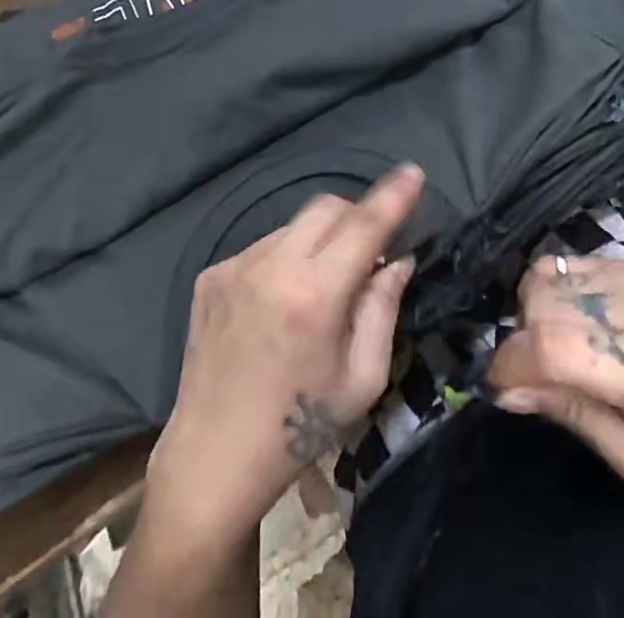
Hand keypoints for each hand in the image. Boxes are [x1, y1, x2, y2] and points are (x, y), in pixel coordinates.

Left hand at [145, 164, 422, 540]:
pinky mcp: (211, 275)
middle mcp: (269, 266)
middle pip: (325, 208)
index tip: (412, 172)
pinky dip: (284, 260)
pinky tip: (280, 305)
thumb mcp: (361, 377)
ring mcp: (234, 266)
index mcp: (313, 296)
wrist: (214, 452)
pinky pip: (262, 248)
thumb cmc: (299, 427)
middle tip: (370, 251)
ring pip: (292, 227)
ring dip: (318, 242)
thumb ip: (382, 308)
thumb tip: (398, 261)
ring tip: (318, 291)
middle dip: (356, 216)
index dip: (393, 197)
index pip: (363, 227)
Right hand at [487, 255, 623, 487]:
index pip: (556, 349)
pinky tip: (563, 317)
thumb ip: (572, 416)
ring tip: (547, 343)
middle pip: (542, 306)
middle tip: (530, 371)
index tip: (500, 387)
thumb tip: (507, 390)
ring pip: (545, 277)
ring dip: (528, 312)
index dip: (511, 365)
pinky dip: (546, 289)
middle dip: (517, 341)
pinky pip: (562, 263)